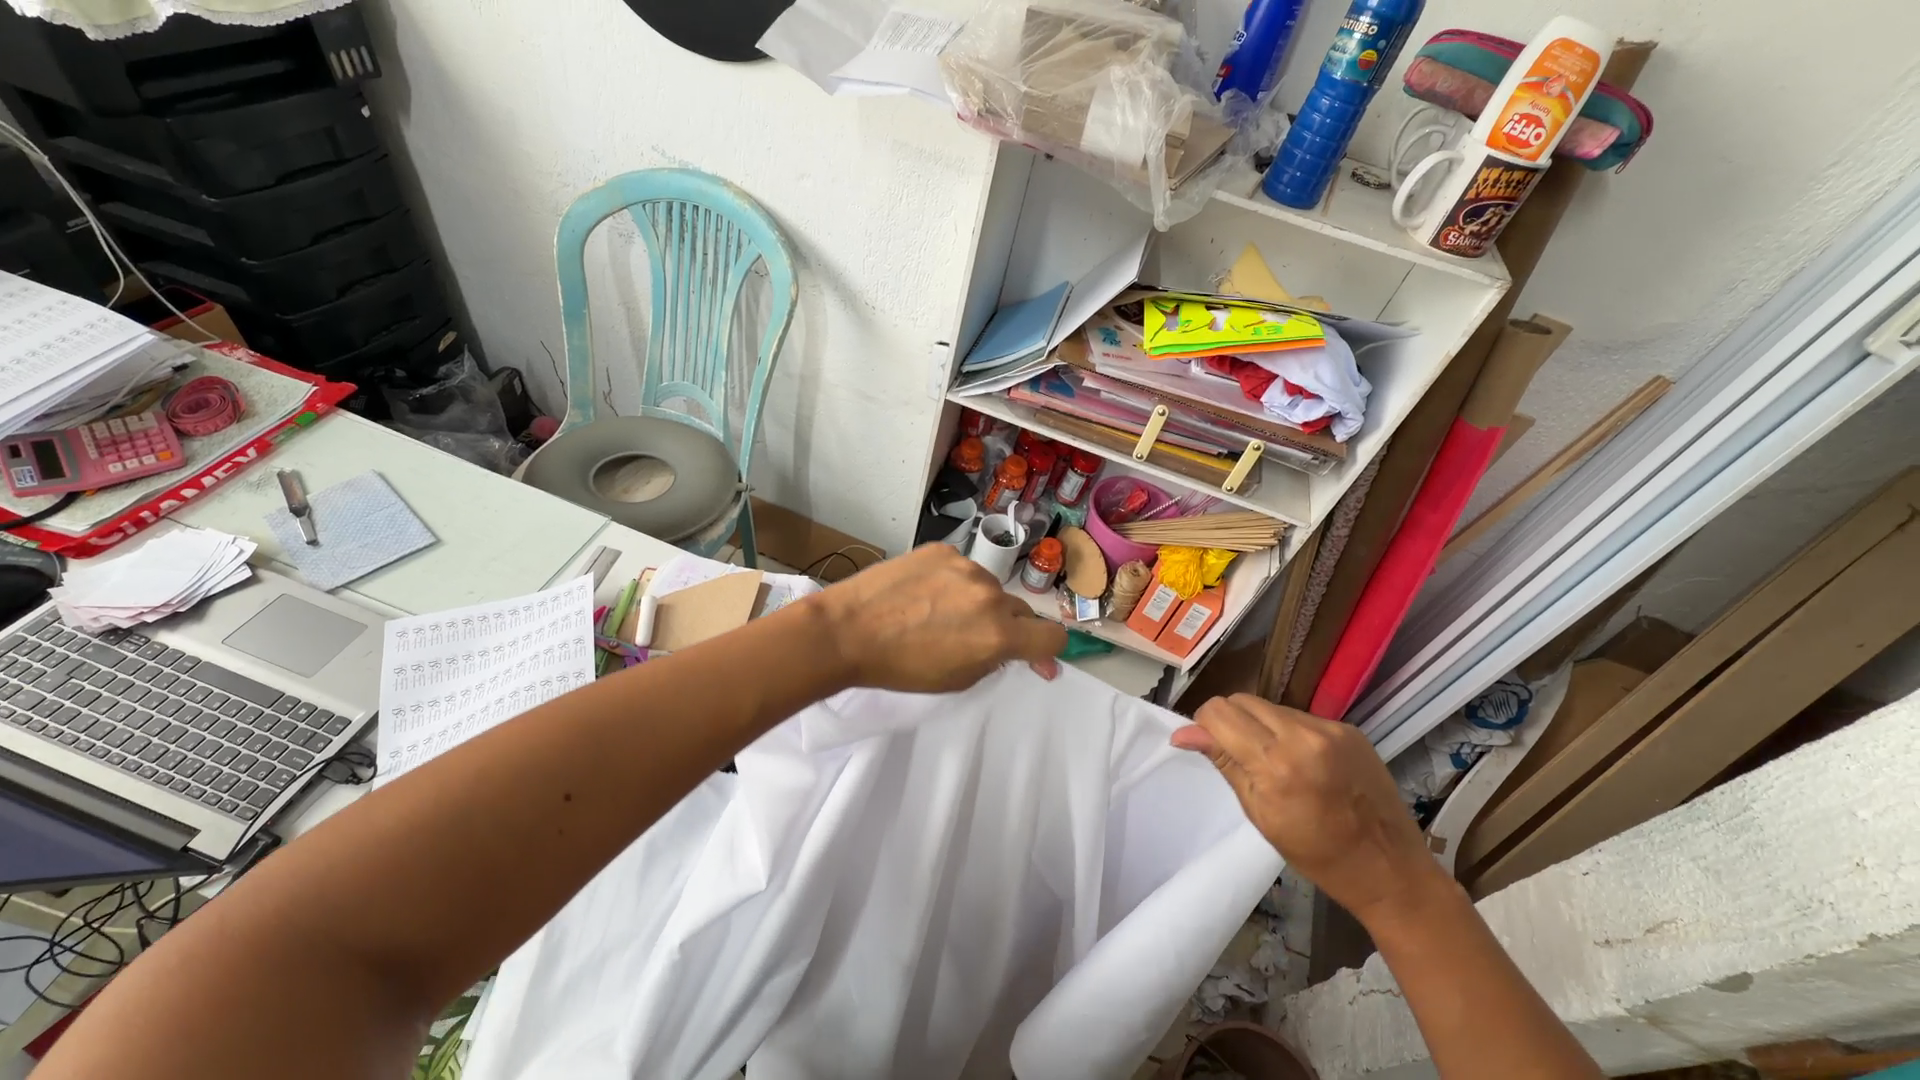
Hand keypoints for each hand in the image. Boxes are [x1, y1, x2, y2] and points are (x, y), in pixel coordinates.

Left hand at [812, 545, 1066, 693]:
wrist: (847, 630)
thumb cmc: (899, 668)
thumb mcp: (956, 679)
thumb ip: (994, 660)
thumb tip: (1016, 651)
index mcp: (998, 635)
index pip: (1052, 635)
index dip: (1048, 649)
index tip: (1035, 656)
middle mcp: (990, 595)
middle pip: (1019, 610)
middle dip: (1007, 627)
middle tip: (974, 638)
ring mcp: (966, 567)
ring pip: (988, 588)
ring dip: (977, 602)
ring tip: (937, 614)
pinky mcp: (942, 549)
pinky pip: (961, 569)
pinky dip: (952, 583)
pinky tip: (924, 594)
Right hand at [1172, 695, 1443, 926]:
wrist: (1389, 867)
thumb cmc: (1317, 855)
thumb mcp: (1259, 814)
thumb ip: (1224, 763)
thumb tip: (1184, 733)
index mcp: (1277, 764)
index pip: (1220, 713)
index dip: (1204, 725)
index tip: (1206, 745)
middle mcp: (1304, 736)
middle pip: (1242, 700)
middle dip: (1229, 721)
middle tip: (1235, 754)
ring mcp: (1330, 728)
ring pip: (1270, 706)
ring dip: (1259, 726)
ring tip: (1272, 761)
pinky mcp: (1349, 728)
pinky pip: (1301, 716)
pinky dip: (1289, 732)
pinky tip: (1302, 762)